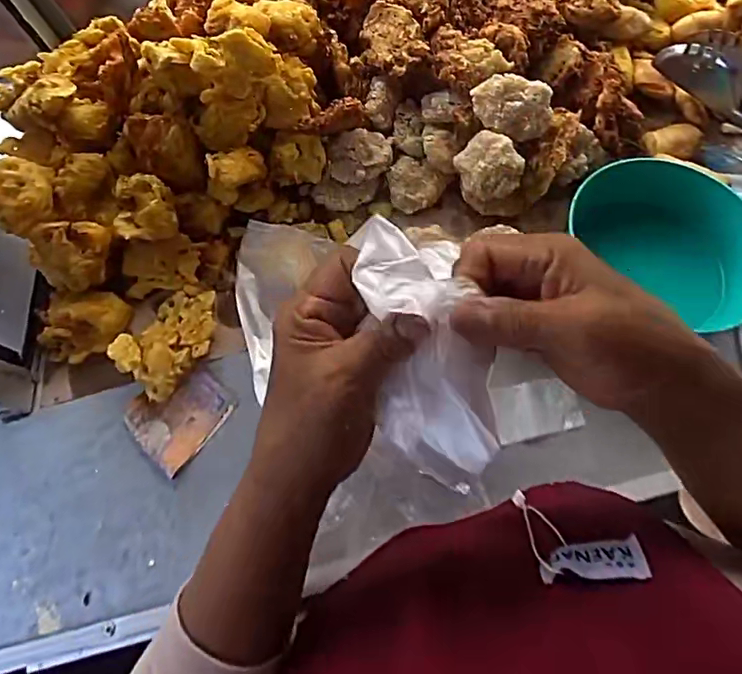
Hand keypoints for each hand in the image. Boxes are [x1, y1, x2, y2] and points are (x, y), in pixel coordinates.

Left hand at [250, 247, 425, 501]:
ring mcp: (338, 343)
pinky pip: (382, 342)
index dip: (378, 262)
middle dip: (399, 290)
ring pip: (376, 315)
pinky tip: (432, 343)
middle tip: (440, 295)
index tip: (418, 272)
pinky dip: (404, 341)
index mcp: (306, 310)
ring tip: (443, 317)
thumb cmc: (312, 422)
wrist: (298, 479)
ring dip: (405, 317)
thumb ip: (385, 339)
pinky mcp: (355, 366)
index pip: (343, 264)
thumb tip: (425, 315)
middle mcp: (320, 318)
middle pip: (363, 287)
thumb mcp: (348, 374)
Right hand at [451, 233, 719, 416]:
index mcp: (547, 253)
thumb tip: (452, 313)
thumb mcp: (566, 331)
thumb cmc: (627, 349)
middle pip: (482, 271)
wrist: (673, 389)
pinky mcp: (541, 323)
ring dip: (477, 320)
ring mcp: (540, 295)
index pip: (483, 250)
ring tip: (475, 350)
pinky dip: (490, 334)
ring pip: (488, 297)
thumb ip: (507, 319)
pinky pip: (502, 319)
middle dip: (469, 301)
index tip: (466, 320)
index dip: (467, 280)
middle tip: (469, 339)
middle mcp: (538, 267)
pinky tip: (488, 354)